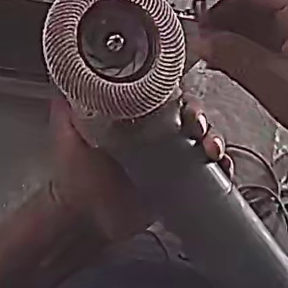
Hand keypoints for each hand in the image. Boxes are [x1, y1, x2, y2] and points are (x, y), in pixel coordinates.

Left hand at [45, 94, 226, 241]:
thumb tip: (64, 70)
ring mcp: (172, 157)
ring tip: (212, 150)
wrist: (82, 217)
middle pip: (192, 114)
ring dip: (215, 139)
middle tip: (199, 127)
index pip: (168, 94)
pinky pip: (210, 170)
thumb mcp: (67, 131)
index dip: (181, 94)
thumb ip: (67, 103)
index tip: (185, 103)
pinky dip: (222, 166)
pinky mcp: (181, 183)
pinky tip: (222, 168)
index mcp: (138, 114)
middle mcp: (158, 131)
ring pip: (205, 138)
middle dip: (202, 117)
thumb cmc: (75, 172)